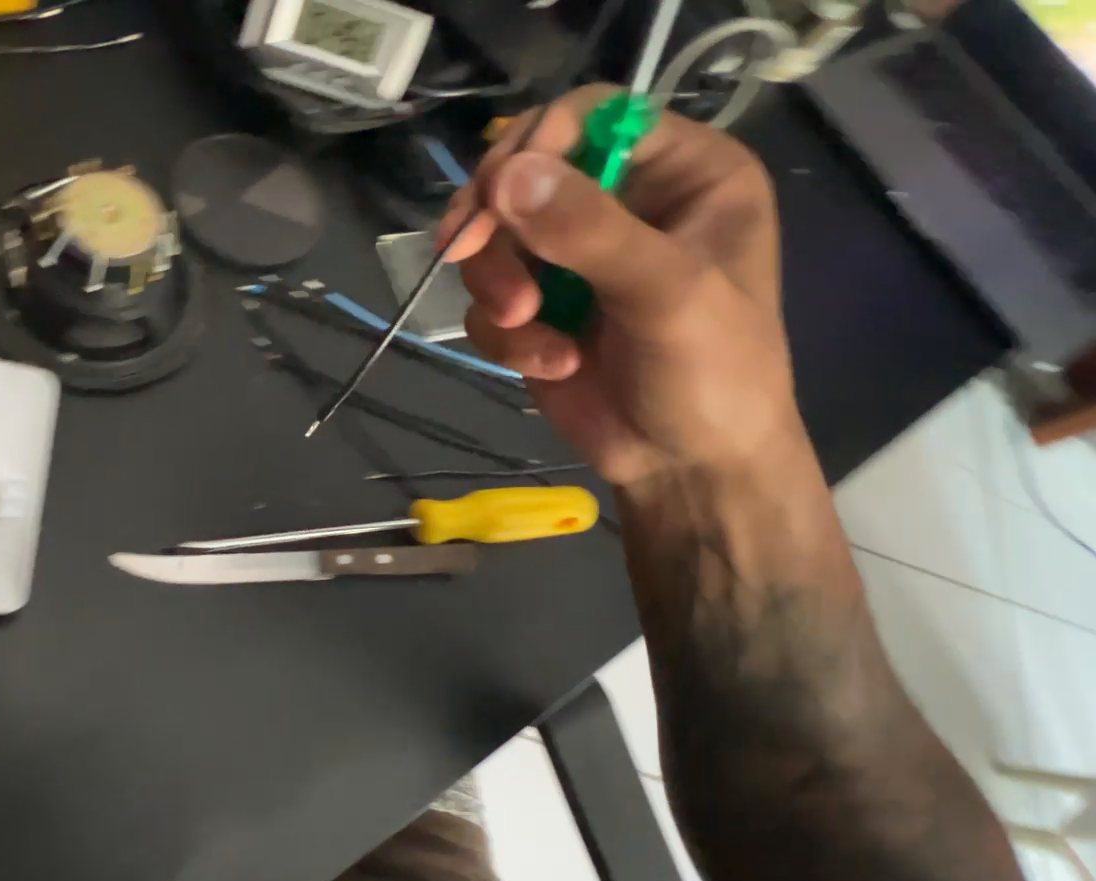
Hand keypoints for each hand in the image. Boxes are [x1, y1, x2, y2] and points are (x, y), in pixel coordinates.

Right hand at [437, 86, 807, 488]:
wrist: (682, 464)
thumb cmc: (711, 371)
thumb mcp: (663, 292)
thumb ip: (587, 231)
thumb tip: (503, 176)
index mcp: (679, 175)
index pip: (589, 119)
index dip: (535, 146)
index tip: (493, 193)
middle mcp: (621, 206)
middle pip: (521, 179)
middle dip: (495, 230)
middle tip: (464, 256)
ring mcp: (571, 262)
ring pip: (491, 243)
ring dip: (496, 288)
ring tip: (526, 331)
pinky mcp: (536, 311)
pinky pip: (486, 302)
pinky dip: (506, 337)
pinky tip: (548, 364)